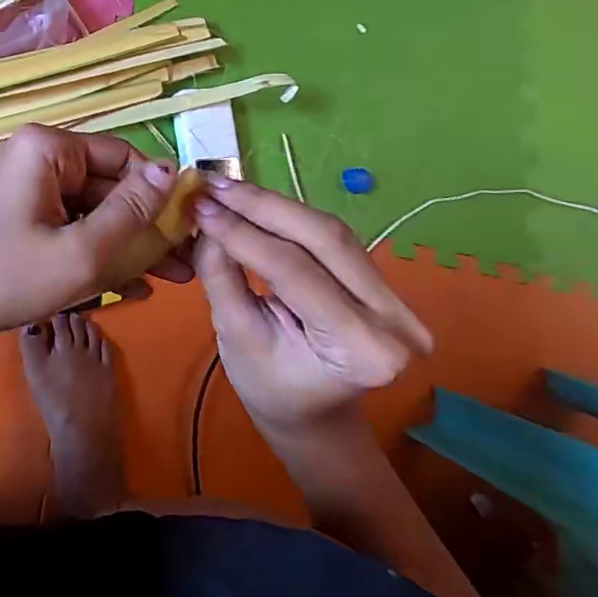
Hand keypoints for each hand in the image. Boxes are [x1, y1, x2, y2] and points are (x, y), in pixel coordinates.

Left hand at [0, 124, 194, 352]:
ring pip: (92, 212)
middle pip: (108, 186)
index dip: (160, 192)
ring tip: (172, 280)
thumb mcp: (81, 251)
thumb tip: (172, 172)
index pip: (123, 157)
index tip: (191, 228)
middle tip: (188, 265)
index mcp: (47, 148)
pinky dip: (96, 252)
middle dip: (147, 227)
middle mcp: (36, 158)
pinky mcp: (21, 218)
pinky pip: (69, 227)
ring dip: (128, 245)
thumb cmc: (6, 277)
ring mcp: (26, 189)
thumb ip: (132, 211)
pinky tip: (133, 287)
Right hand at [191, 176, 432, 430]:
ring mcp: (396, 298)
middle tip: (213, 185)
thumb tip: (208, 217)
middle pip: (324, 238)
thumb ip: (222, 275)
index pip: (295, 272)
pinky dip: (286, 216)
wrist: (311, 411)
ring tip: (226, 188)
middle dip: (262, 205)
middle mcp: (395, 320)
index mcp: (362, 350)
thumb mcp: (235, 336)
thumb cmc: (269, 386)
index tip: (200, 205)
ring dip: (273, 204)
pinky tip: (252, 202)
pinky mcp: (382, 282)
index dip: (244, 234)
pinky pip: (330, 237)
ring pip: (329, 230)